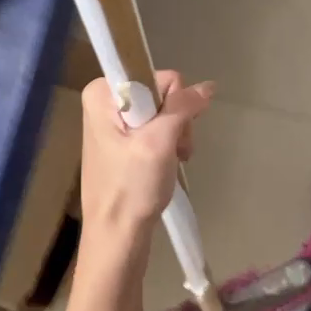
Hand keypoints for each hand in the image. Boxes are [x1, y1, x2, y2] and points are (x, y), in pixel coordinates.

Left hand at [78, 71, 213, 244]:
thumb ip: (183, 107)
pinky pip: (159, 126)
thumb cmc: (132, 188)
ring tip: (172, 160)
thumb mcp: (159, 142)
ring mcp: (115, 122)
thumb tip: (208, 87)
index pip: (157, 75)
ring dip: (177, 134)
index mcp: (103, 94)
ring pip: (166, 110)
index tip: (168, 130)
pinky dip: (170, 143)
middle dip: (177, 120)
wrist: (117, 235)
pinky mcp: (125, 140)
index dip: (172, 101)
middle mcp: (106, 102)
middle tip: (173, 149)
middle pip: (162, 92)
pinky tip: (168, 162)